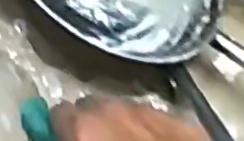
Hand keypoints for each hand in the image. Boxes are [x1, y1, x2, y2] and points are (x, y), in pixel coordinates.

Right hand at [51, 98, 203, 140]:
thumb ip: (71, 138)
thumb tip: (57, 135)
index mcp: (84, 126)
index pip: (58, 114)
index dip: (63, 132)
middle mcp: (111, 108)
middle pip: (91, 107)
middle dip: (95, 127)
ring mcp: (150, 112)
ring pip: (125, 111)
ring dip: (125, 128)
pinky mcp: (186, 123)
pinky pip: (160, 120)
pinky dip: (156, 132)